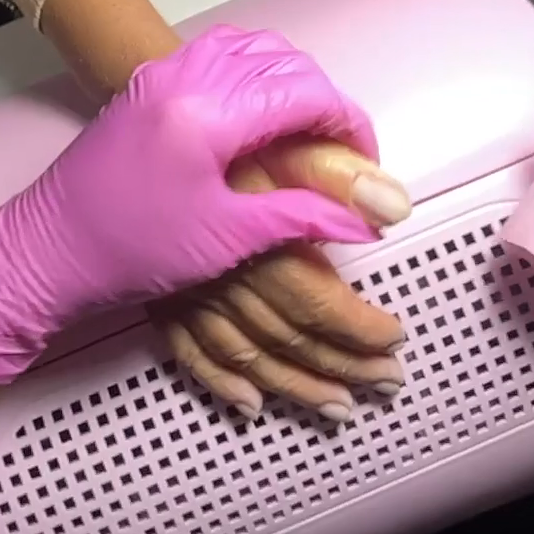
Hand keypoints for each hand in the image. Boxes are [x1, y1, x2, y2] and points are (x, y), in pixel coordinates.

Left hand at [0, 26, 384, 386]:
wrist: (46, 248)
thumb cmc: (130, 249)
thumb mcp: (227, 237)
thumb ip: (304, 213)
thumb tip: (371, 214)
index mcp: (208, 109)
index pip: (306, 92)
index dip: (349, 124)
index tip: (366, 165)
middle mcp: (186, 73)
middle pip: (285, 62)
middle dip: (324, 102)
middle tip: (342, 154)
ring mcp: (164, 72)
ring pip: (253, 49)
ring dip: (290, 82)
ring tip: (306, 136)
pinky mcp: (151, 82)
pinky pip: (219, 54)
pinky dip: (254, 74)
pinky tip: (260, 117)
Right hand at [153, 138, 409, 419]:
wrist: (140, 132)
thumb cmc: (205, 131)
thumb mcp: (280, 138)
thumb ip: (336, 172)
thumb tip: (389, 207)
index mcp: (255, 241)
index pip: (319, 303)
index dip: (362, 327)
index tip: (393, 336)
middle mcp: (222, 275)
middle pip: (289, 336)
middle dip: (342, 366)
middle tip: (381, 380)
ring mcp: (187, 290)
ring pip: (247, 356)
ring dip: (294, 385)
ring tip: (333, 402)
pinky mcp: (159, 291)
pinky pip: (191, 352)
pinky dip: (223, 381)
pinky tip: (248, 398)